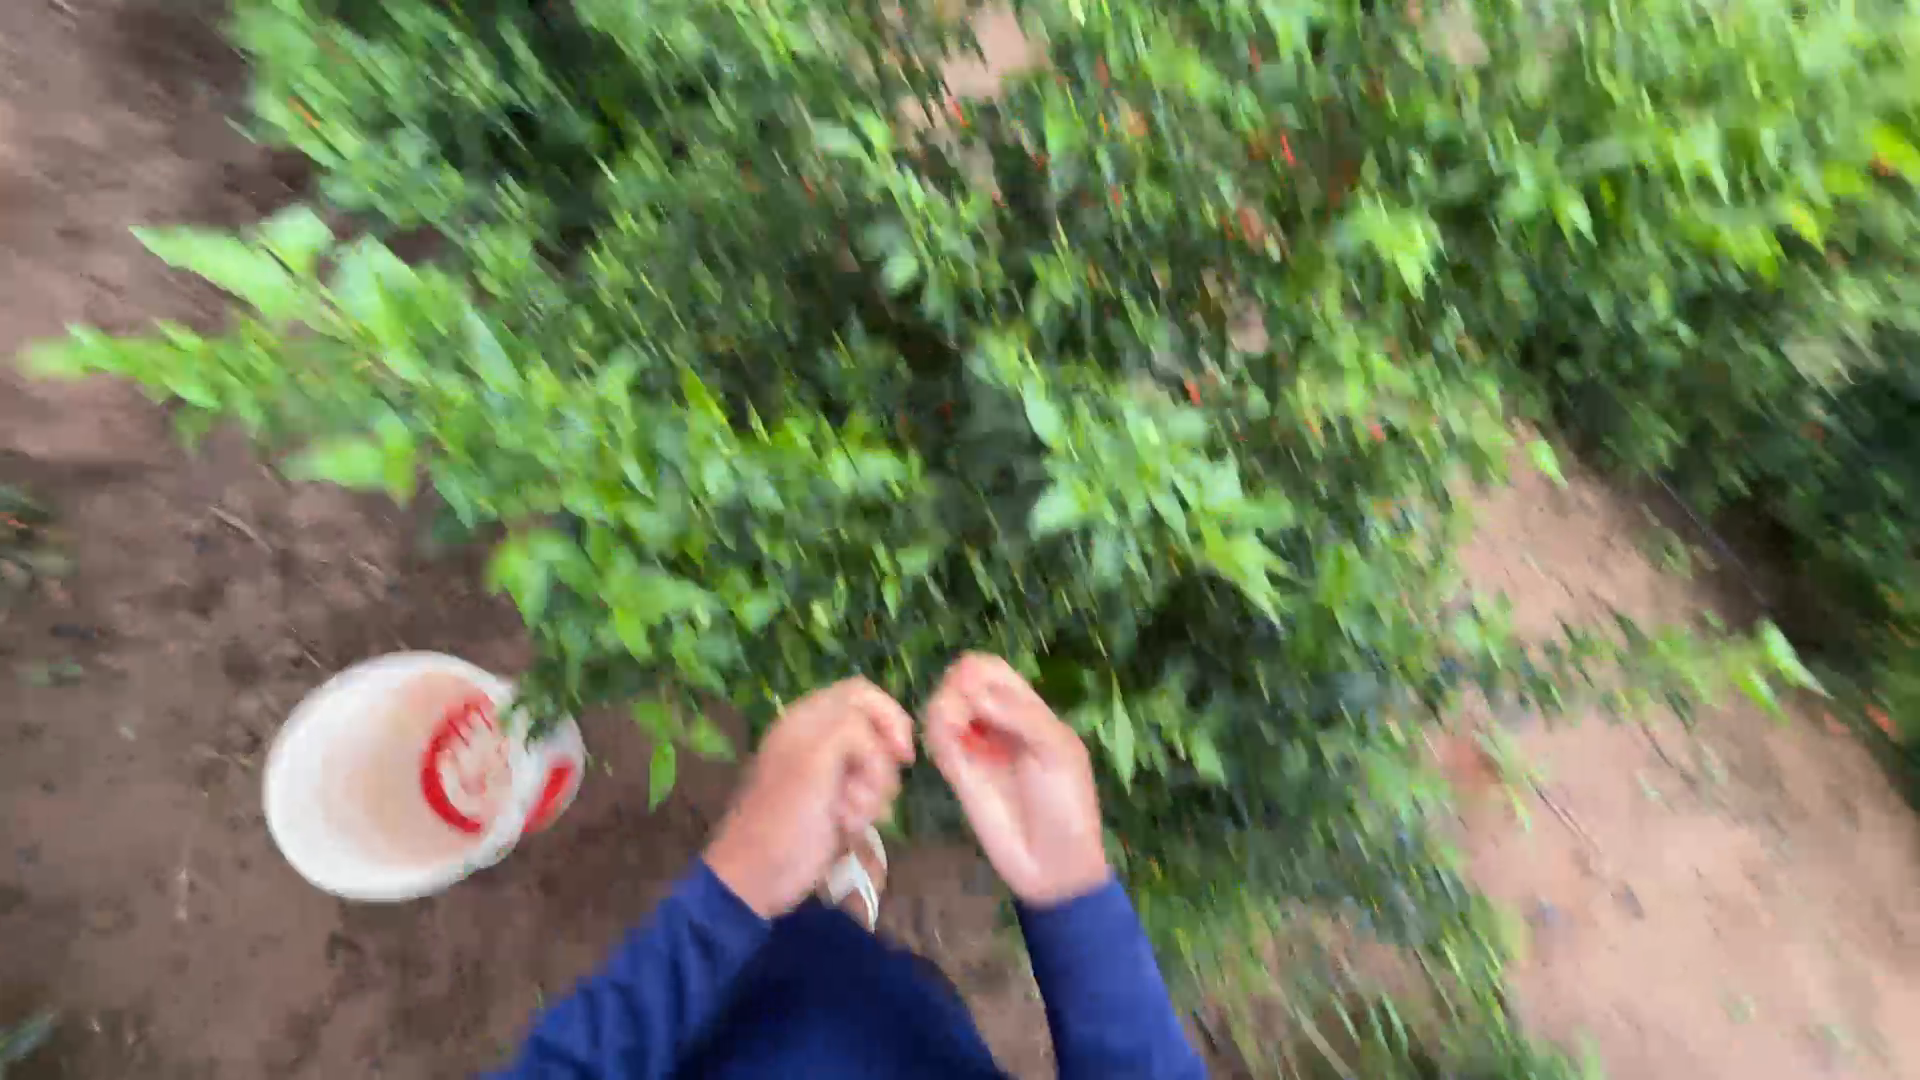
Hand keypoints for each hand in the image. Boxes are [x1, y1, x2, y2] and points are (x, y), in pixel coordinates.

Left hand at [703, 678, 913, 917]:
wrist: (760, 877)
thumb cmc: (784, 816)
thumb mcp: (814, 759)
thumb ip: (850, 729)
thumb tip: (879, 738)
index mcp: (807, 718)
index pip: (861, 694)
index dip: (888, 715)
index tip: (901, 752)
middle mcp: (820, 738)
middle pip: (876, 730)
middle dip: (880, 763)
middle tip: (868, 790)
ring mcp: (830, 772)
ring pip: (879, 764)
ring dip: (874, 793)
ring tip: (849, 814)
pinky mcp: (839, 802)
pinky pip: (872, 794)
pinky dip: (867, 811)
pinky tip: (847, 827)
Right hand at [924, 653, 1109, 907]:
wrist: (1053, 865)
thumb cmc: (1067, 803)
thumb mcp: (1057, 751)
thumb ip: (1018, 714)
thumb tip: (970, 688)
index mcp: (1026, 708)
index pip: (988, 669)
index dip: (974, 671)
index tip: (973, 691)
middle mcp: (995, 721)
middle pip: (958, 682)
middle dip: (954, 691)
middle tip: (965, 719)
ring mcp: (973, 747)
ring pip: (940, 707)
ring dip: (941, 712)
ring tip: (956, 737)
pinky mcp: (956, 774)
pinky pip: (935, 741)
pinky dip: (935, 736)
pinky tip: (950, 752)